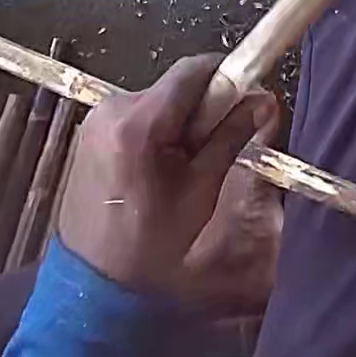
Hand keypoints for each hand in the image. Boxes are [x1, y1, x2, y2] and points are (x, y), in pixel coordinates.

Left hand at [57, 54, 279, 292]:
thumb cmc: (153, 247)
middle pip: (173, 86)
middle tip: (219, 144)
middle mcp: (112, 107)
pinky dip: (156, 128)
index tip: (248, 91)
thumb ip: (231, 137)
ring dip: (180, 119)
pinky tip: (160, 166)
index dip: (225, 74)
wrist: (94, 285)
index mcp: (138, 123)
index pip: (190, 71)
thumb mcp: (201, 191)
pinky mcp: (91, 128)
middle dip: (203, 107)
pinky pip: (136, 113)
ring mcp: (97, 116)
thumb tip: (264, 99)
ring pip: (157, 99)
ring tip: (186, 164)